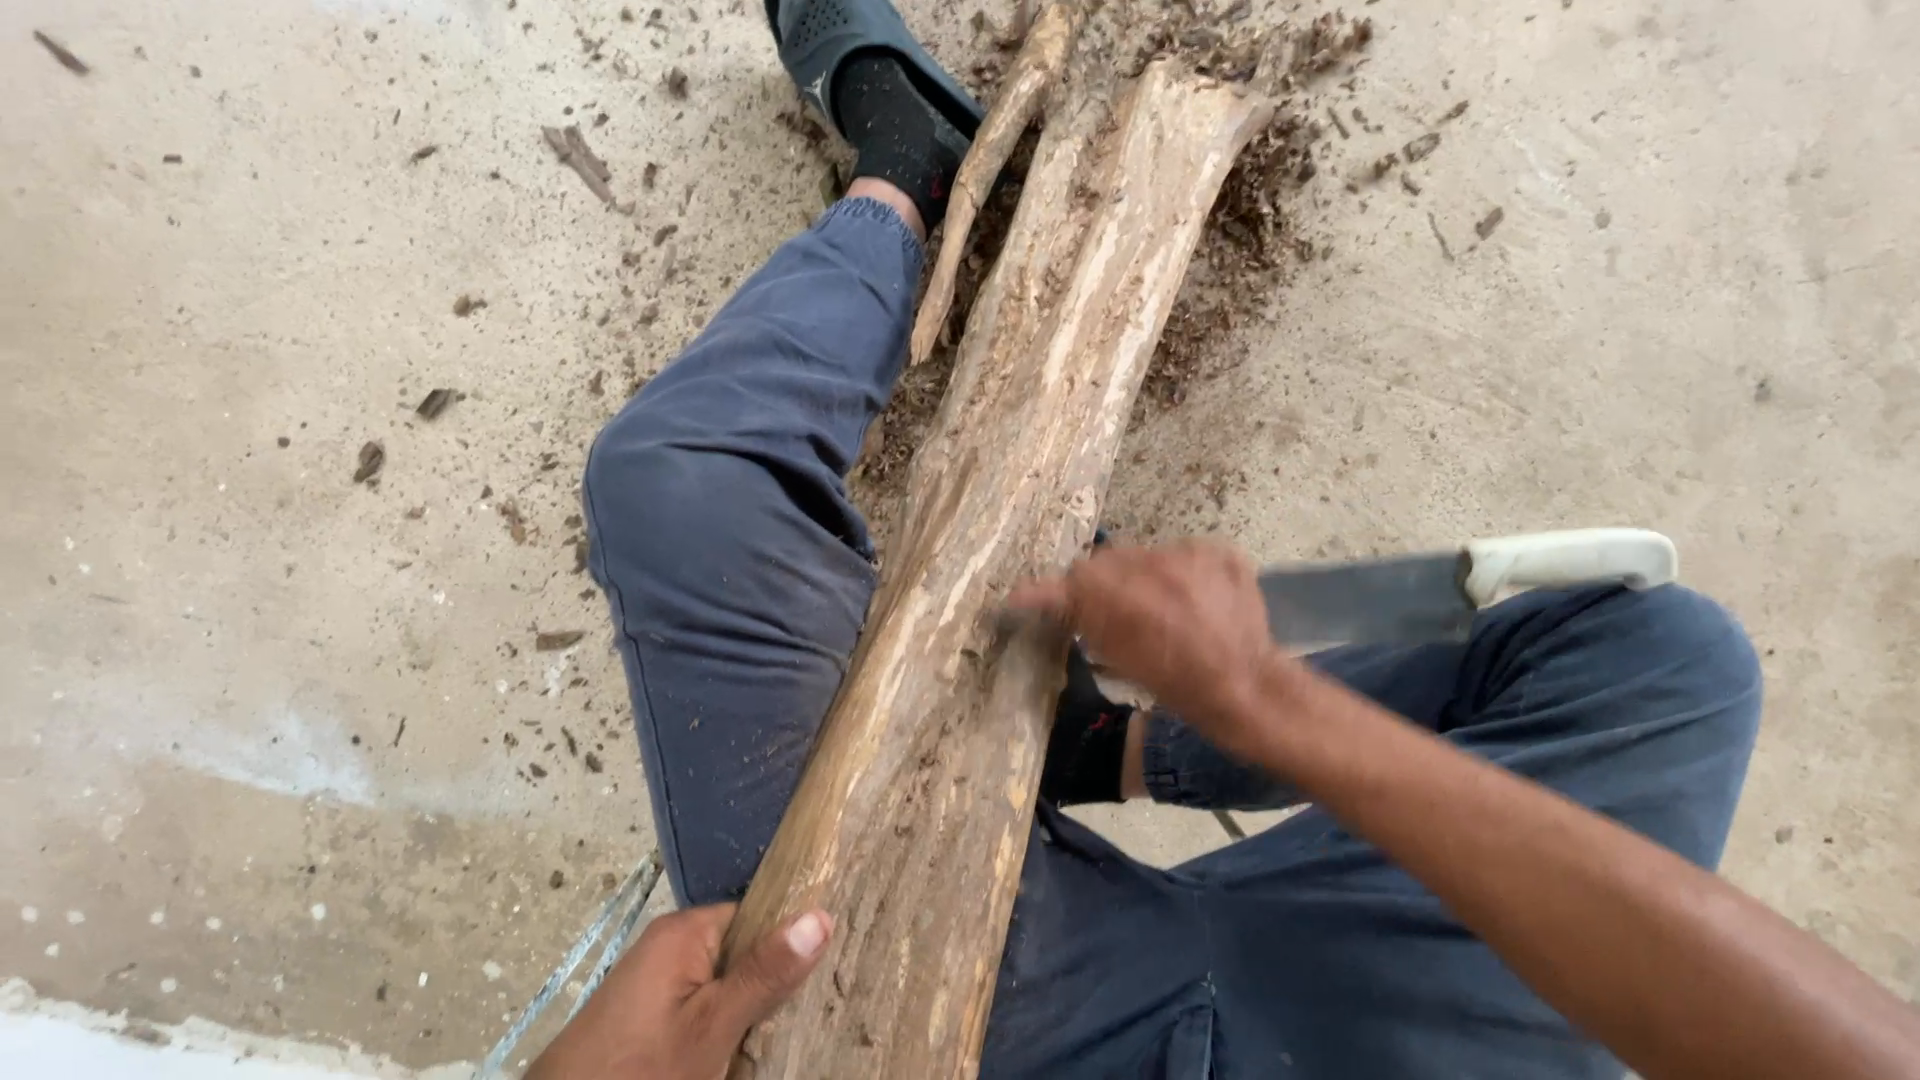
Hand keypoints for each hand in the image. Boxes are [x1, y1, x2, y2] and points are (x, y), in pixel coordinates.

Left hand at [528, 904, 832, 1079]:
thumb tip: (822, 914)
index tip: (818, 975)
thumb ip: (765, 973)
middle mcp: (667, 944)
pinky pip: (697, 1007)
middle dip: (766, 984)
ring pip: (721, 984)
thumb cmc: (641, 1070)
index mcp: (684, 930)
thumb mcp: (713, 1026)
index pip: (757, 915)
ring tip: (769, 1037)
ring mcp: (652, 981)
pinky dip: (717, 1030)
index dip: (787, 943)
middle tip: (795, 1016)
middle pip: (740, 950)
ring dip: (742, 1012)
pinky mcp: (643, 1014)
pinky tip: (733, 1055)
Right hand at [1008, 540, 1289, 760]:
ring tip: (1163, 607)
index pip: (1076, 575)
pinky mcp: (1221, 550)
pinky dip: (1180, 572)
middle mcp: (1157, 565)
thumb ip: (1080, 618)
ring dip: (1143, 575)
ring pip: (1145, 554)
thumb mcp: (1119, 660)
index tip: (1041, 601)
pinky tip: (1193, 599)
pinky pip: (1182, 552)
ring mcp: (1194, 554)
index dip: (1060, 591)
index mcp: (1128, 597)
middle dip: (1105, 582)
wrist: (1249, 687)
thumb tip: (1032, 595)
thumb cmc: (1179, 686)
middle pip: (1109, 559)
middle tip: (1117, 611)